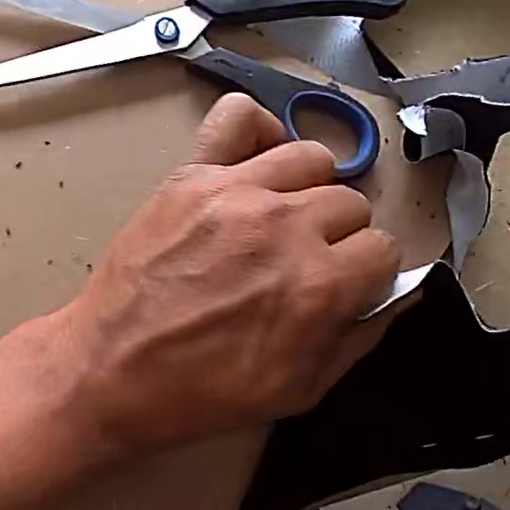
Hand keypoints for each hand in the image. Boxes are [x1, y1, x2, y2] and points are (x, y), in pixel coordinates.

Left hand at [59, 94, 404, 454]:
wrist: (111, 372)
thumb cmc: (202, 392)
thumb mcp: (298, 390)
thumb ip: (360, 338)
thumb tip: (399, 295)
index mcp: (317, 286)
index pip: (384, 249)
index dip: (367, 276)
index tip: (344, 290)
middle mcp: (285, 227)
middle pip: (352, 205)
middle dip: (338, 241)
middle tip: (304, 267)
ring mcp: (235, 193)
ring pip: (313, 159)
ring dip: (310, 193)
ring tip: (283, 223)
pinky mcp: (191, 177)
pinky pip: (240, 118)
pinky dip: (259, 133)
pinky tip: (257, 168)